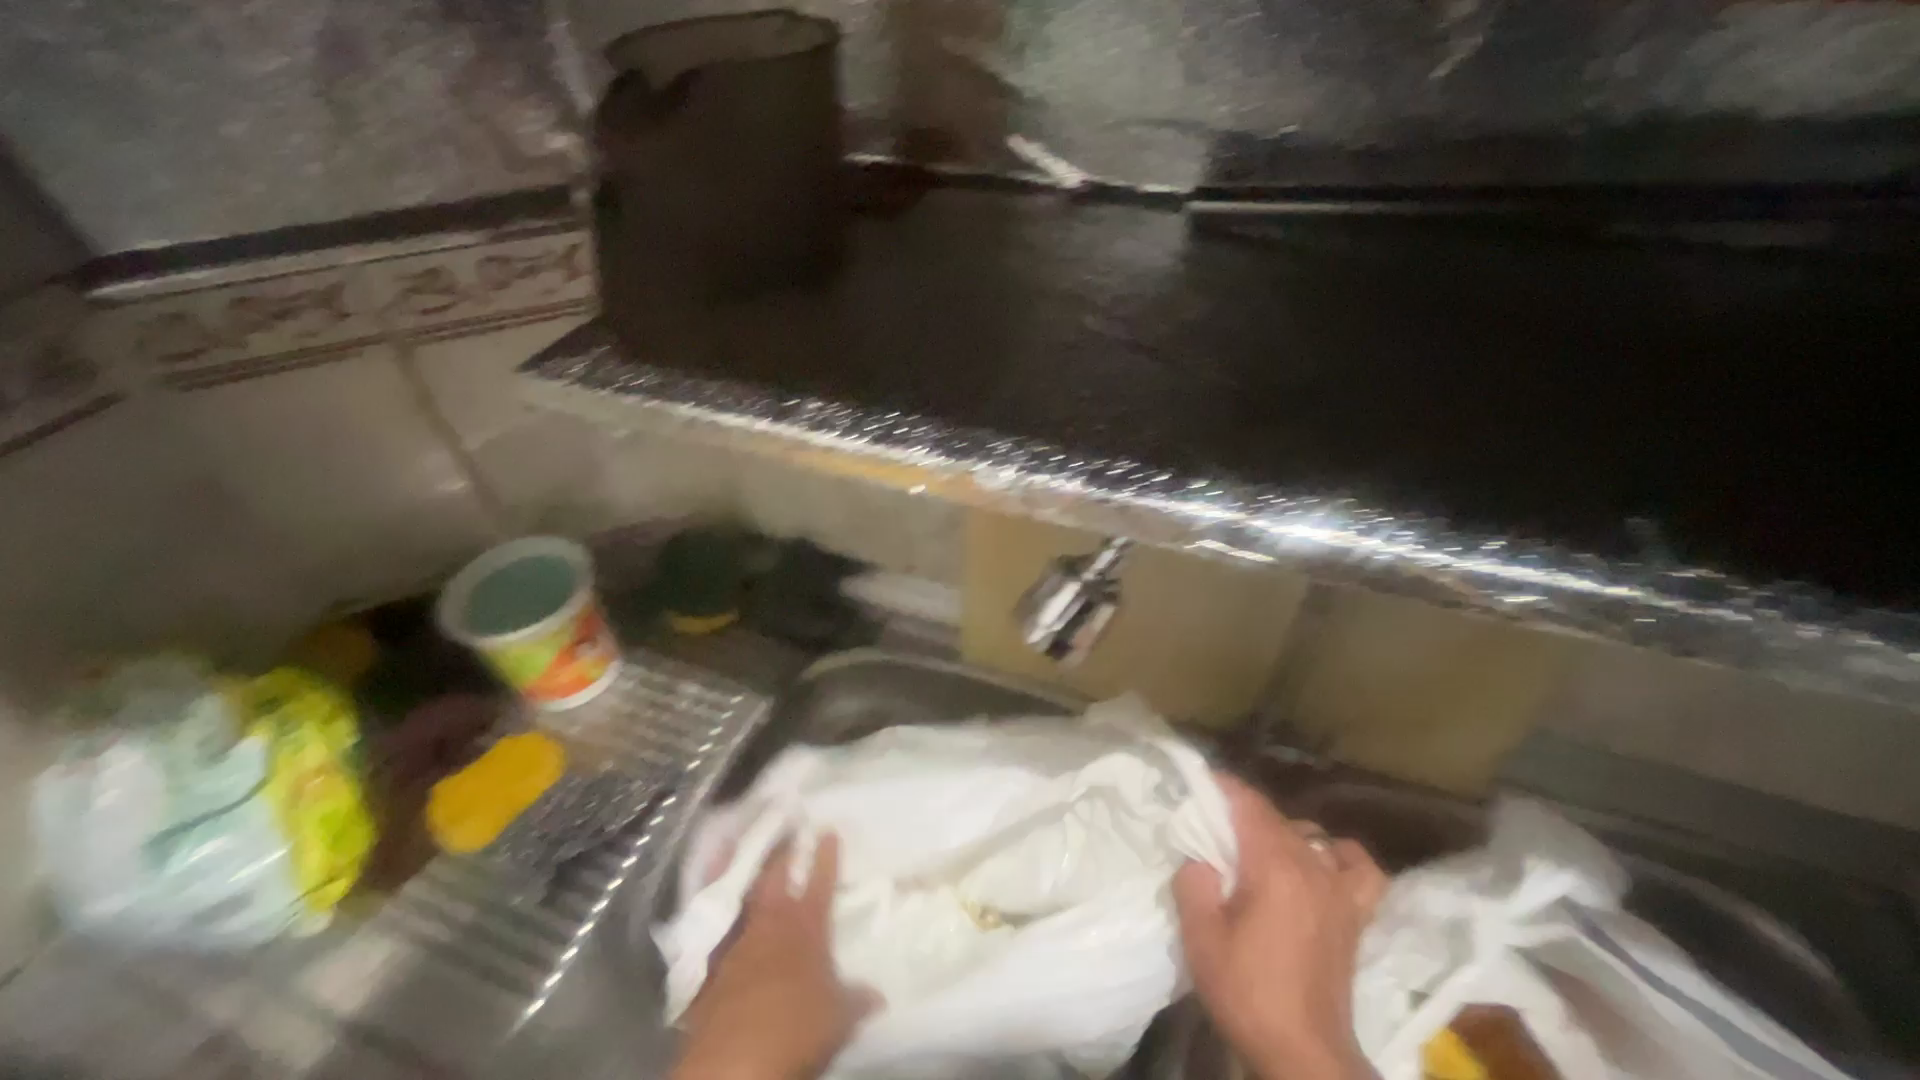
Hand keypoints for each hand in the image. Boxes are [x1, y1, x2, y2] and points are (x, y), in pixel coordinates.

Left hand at [672, 834, 879, 1079]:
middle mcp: (770, 927)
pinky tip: (703, 909)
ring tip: (731, 846)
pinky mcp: (708, 972)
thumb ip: (856, 1000)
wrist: (736, 1061)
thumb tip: (876, 997)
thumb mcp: (839, 1018)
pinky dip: (707, 916)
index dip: (826, 856)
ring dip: (737, 873)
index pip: (821, 883)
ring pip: (738, 898)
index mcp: (807, 930)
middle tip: (785, 830)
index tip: (828, 830)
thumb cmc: (798, 1030)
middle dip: (782, 854)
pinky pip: (709, 933)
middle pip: (775, 879)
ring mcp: (735, 946)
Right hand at [1173, 774, 1388, 1079]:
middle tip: (1210, 825)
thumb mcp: (1200, 938)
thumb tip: (1199, 858)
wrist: (1301, 1050)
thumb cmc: (1247, 991)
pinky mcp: (1355, 916)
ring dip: (1282, 834)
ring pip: (1312, 837)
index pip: (1249, 805)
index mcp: (1276, 866)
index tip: (1199, 780)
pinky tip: (1323, 863)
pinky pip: (1359, 869)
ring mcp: (1341, 891)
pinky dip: (1342, 857)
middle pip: (1278, 819)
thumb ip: (1193, 884)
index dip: (1223, 787)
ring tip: (1256, 851)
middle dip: (1243, 813)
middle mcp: (1314, 867)